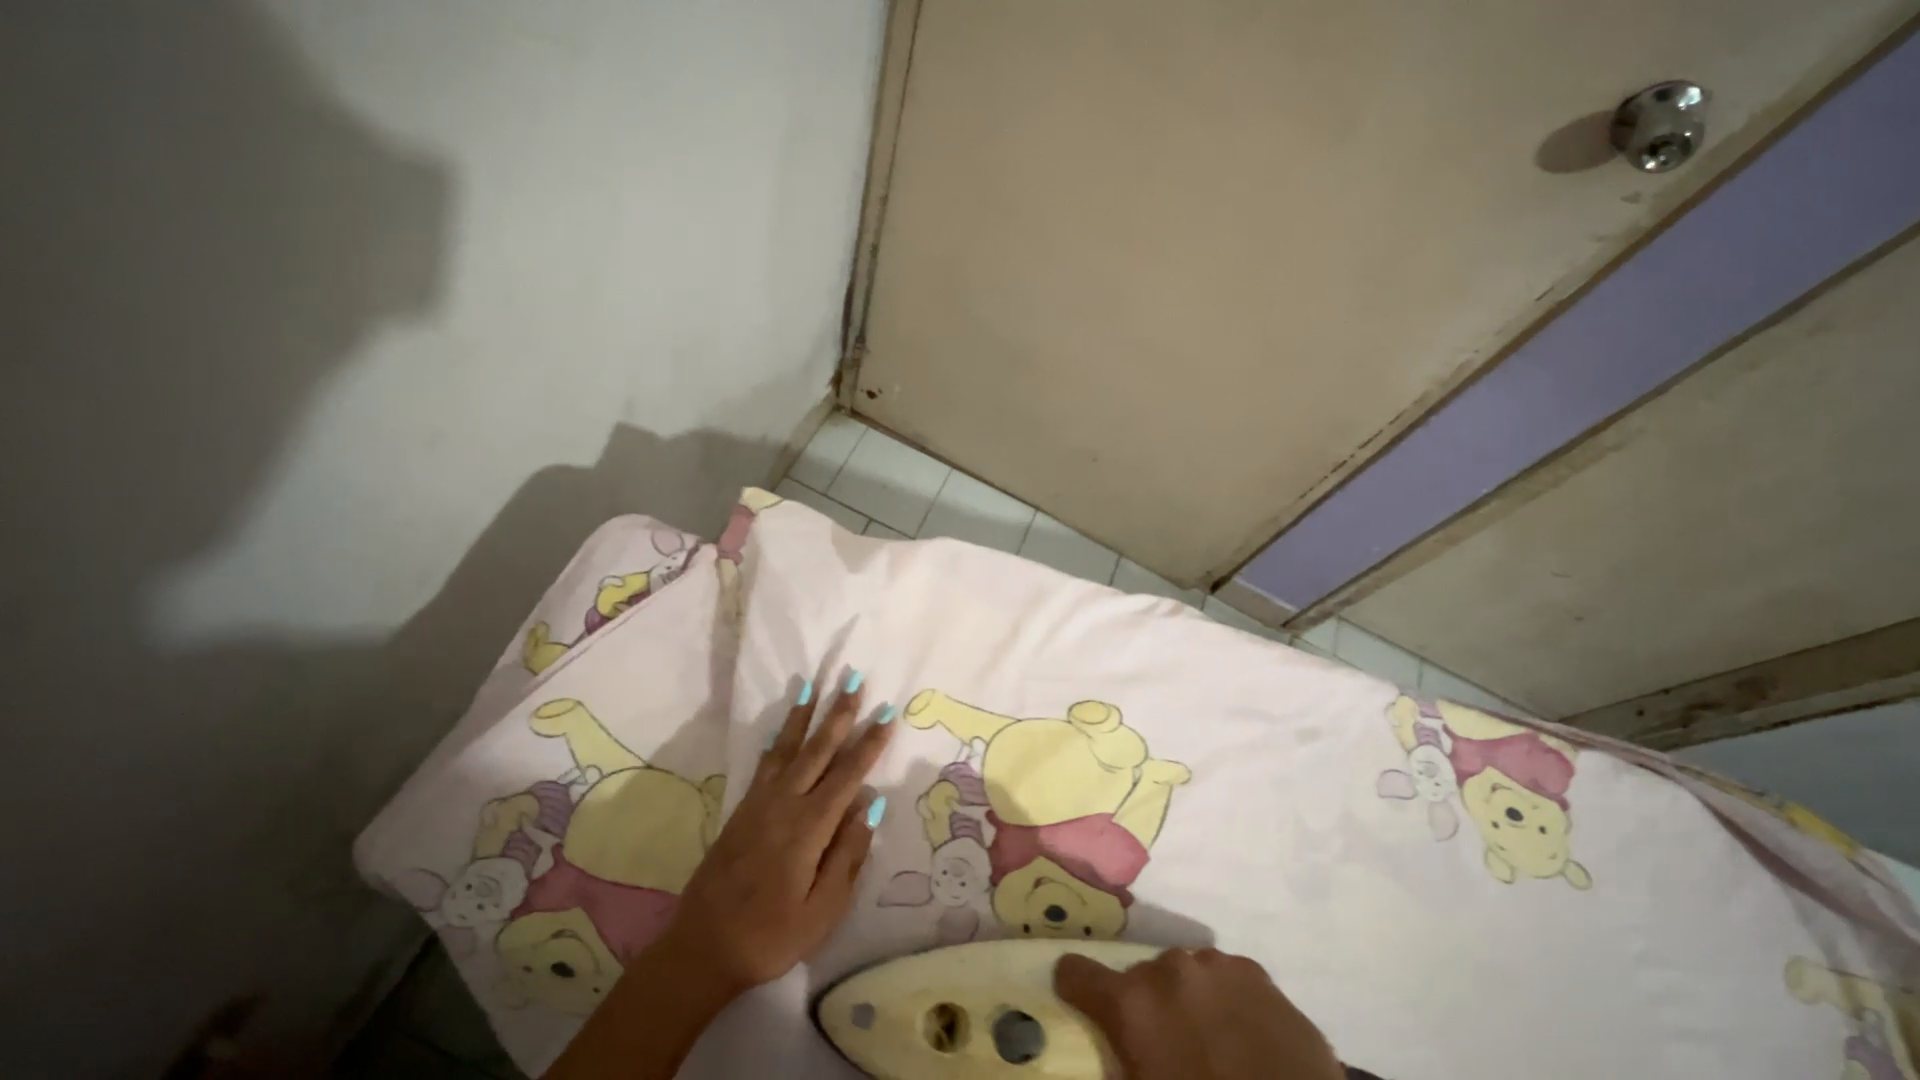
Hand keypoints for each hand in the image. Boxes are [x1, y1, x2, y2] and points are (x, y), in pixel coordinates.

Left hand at [660, 671, 895, 994]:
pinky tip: (779, 734)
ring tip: (813, 686)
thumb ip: (847, 855)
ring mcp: (758, 806)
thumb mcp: (823, 909)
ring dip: (802, 717)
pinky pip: (764, 767)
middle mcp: (783, 806)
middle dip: (837, 715)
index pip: (847, 776)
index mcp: (808, 828)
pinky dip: (776, 743)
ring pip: (786, 751)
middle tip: (853, 679)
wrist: (703, 948)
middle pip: (816, 751)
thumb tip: (871, 805)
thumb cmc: (772, 936)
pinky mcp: (740, 813)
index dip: (868, 745)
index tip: (886, 714)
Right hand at [1054, 948, 1343, 1079]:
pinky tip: (1241, 1032)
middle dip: (1145, 1005)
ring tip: (1207, 1037)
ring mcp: (1214, 966)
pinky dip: (1224, 998)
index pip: (1076, 972)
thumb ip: (1117, 1065)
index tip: (1078, 1000)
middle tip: (1163, 1045)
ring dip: (1186, 997)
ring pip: (1184, 973)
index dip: (1074, 987)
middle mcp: (1167, 970)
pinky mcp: (1255, 973)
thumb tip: (1112, 1059)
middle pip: (1139, 977)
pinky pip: (1225, 977)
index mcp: (1131, 1002)